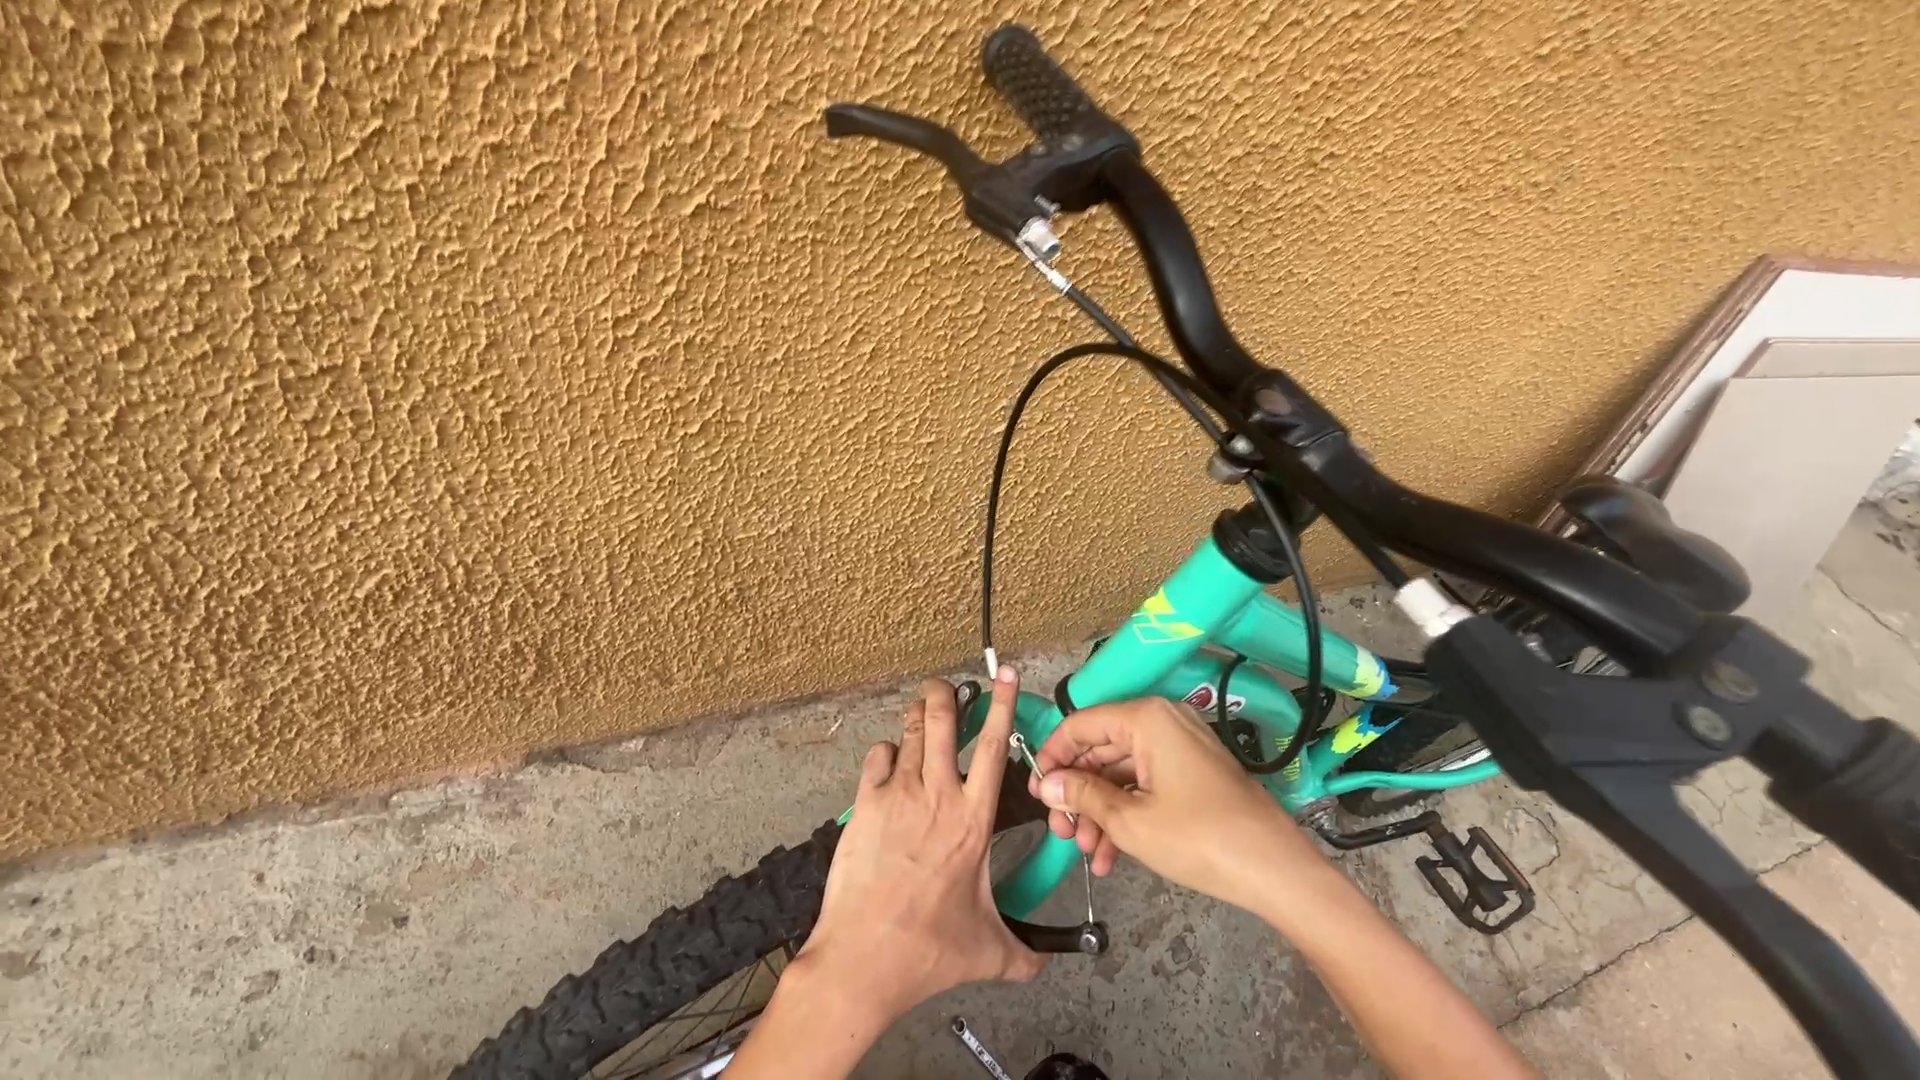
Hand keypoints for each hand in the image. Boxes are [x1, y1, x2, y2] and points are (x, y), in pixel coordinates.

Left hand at [794, 668, 1044, 1024]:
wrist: (864, 958)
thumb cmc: (927, 950)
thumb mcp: (988, 952)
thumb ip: (1023, 954)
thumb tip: (1041, 964)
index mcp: (973, 820)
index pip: (993, 747)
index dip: (1001, 704)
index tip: (1003, 675)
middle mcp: (937, 797)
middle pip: (941, 721)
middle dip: (944, 694)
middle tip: (946, 687)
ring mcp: (897, 797)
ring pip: (908, 733)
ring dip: (916, 718)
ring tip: (921, 711)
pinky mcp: (865, 806)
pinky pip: (876, 758)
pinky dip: (885, 752)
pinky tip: (889, 763)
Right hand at [1028, 697, 1330, 916]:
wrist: (1275, 869)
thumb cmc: (1199, 838)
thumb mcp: (1129, 820)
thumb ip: (1082, 795)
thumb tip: (1048, 783)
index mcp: (1146, 718)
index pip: (1081, 724)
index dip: (1053, 756)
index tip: (1036, 791)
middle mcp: (1162, 722)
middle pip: (1100, 750)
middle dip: (1077, 794)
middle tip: (1060, 831)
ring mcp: (1180, 747)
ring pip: (1121, 773)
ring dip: (1100, 812)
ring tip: (1086, 854)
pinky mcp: (1192, 773)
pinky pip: (1146, 784)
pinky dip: (1126, 814)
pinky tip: (1110, 857)